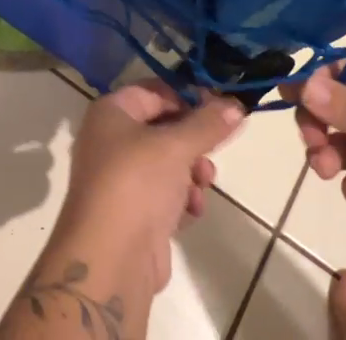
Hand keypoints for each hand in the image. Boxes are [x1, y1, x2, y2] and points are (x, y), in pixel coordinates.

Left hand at [57, 82, 245, 292]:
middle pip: (163, 129)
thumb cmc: (137, 183)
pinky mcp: (132, 211)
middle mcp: (110, 140)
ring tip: (200, 188)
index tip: (220, 111)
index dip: (187, 98)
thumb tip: (235, 104)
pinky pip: (164, 195)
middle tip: (210, 156)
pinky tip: (190, 212)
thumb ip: (207, 125)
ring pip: (168, 164)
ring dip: (191, 176)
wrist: (111, 255)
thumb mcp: (176, 146)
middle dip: (193, 144)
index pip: (153, 91)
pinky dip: (181, 201)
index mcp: (110, 113)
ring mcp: (120, 177)